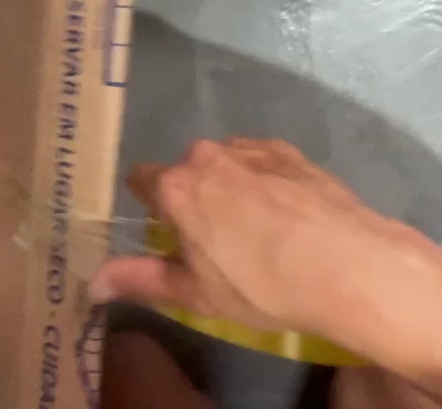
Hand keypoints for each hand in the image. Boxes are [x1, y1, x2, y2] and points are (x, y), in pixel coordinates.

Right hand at [88, 138, 441, 363]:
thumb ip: (142, 280)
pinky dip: (263, 180)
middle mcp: (204, 154)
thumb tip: (92, 282)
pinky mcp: (285, 147)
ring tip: (261, 229)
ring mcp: (247, 147)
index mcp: (176, 186)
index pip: (141, 180)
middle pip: (186, 171)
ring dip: (229, 186)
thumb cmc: (264, 285)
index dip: (152, 206)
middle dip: (194, 198)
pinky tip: (288, 214)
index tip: (170, 232)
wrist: (350, 264)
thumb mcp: (198, 294)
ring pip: (223, 163)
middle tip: (219, 241)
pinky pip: (259, 160)